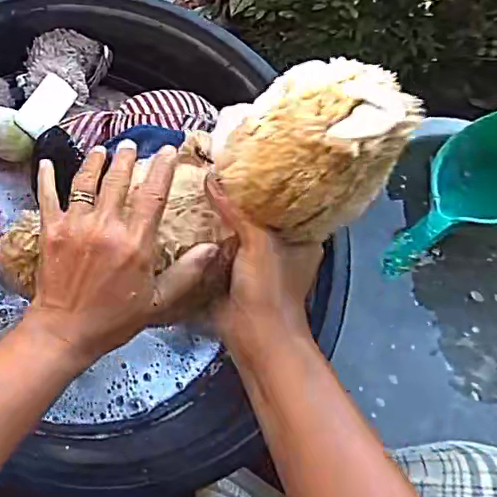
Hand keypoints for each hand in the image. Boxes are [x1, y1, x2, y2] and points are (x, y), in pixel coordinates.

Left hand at [22, 141, 218, 366]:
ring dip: (94, 161)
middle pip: (118, 180)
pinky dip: (47, 177)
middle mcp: (106, 227)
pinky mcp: (51, 230)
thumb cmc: (114, 319)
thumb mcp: (158, 301)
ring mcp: (76, 225)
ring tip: (101, 150)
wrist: (65, 331)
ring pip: (86, 181)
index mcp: (135, 243)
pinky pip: (48, 196)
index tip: (167, 151)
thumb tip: (212, 248)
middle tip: (130, 144)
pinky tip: (48, 162)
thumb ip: (186, 273)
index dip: (161, 168)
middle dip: (126, 157)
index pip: (152, 194)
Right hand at [205, 175, 322, 361]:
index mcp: (302, 237)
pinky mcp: (234, 272)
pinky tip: (193, 216)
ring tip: (202, 186)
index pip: (288, 200)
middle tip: (217, 169)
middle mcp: (282, 246)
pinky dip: (210, 235)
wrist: (254, 336)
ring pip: (238, 229)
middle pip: (259, 213)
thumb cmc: (269, 288)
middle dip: (239, 196)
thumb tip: (211, 178)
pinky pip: (222, 246)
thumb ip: (236, 210)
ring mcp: (258, 260)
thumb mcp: (257, 242)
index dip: (271, 182)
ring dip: (222, 216)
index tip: (248, 160)